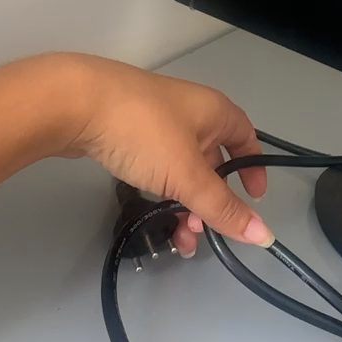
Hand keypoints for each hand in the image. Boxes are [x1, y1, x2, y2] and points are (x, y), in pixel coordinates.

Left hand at [32, 54, 272, 256]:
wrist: (77, 103)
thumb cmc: (144, 131)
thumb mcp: (187, 174)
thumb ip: (223, 207)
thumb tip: (264, 234)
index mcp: (213, 111)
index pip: (246, 137)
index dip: (253, 168)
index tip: (253, 199)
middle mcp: (190, 112)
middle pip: (212, 161)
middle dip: (211, 201)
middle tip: (201, 232)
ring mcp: (157, 121)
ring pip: (182, 169)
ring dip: (184, 204)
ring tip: (175, 237)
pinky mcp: (128, 132)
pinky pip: (157, 167)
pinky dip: (161, 193)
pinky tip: (152, 214)